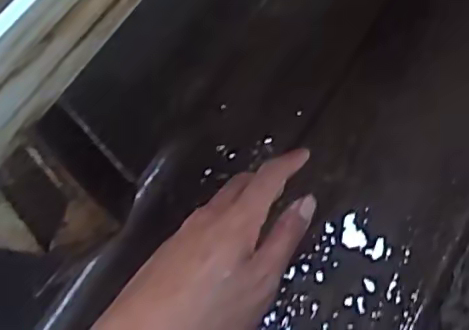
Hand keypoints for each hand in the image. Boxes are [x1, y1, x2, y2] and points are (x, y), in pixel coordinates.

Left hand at [95, 149, 315, 329]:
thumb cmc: (202, 318)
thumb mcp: (259, 283)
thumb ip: (285, 238)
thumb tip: (305, 203)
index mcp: (237, 220)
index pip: (269, 175)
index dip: (289, 162)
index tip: (302, 155)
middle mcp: (209, 217)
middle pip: (242, 182)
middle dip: (265, 177)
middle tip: (283, 181)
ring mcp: (182, 234)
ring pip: (219, 202)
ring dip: (241, 198)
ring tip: (255, 213)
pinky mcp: (163, 254)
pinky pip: (201, 222)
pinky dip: (221, 220)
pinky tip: (220, 246)